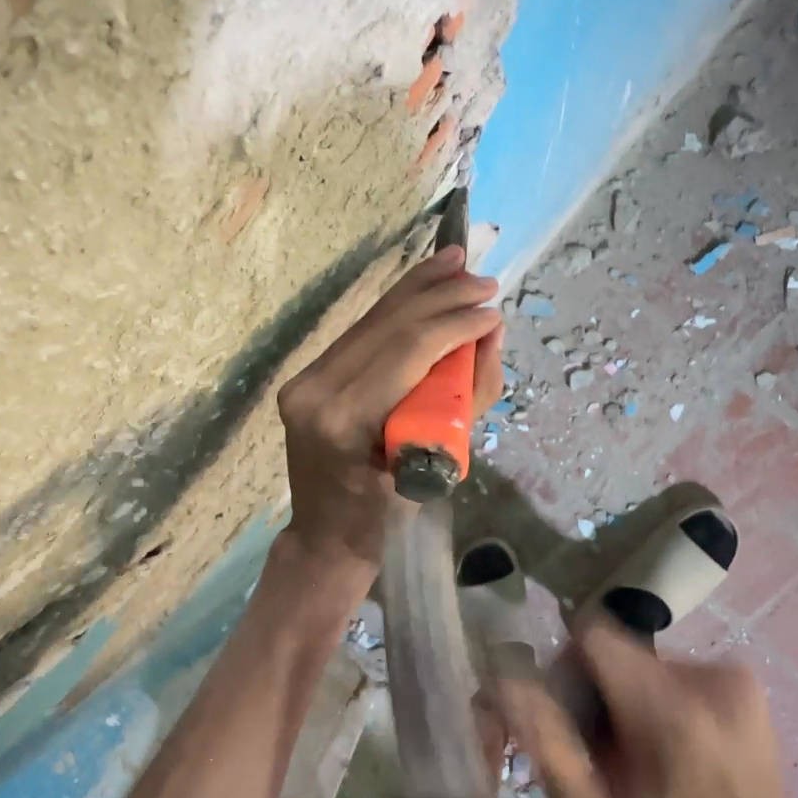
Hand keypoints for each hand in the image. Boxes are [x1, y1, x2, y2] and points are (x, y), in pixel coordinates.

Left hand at [275, 245, 502, 568]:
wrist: (326, 536)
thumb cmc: (386, 517)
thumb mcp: (439, 464)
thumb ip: (468, 395)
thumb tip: (489, 334)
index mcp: (344, 419)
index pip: (407, 351)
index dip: (454, 324)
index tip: (493, 311)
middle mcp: (315, 390)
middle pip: (387, 326)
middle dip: (441, 298)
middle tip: (485, 282)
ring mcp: (304, 382)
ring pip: (370, 323)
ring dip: (417, 291)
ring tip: (458, 261)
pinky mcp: (306, 378)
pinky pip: (359, 337)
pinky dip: (395, 311)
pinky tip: (422, 287)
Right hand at [495, 618, 797, 797]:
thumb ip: (545, 741)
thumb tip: (502, 678)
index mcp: (667, 711)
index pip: (590, 634)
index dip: (565, 665)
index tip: (566, 710)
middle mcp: (706, 677)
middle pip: (613, 647)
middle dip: (593, 687)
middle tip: (599, 744)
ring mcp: (731, 675)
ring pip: (641, 658)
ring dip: (624, 693)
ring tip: (637, 750)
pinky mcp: (743, 679)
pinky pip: (672, 669)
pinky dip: (657, 696)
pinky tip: (667, 744)